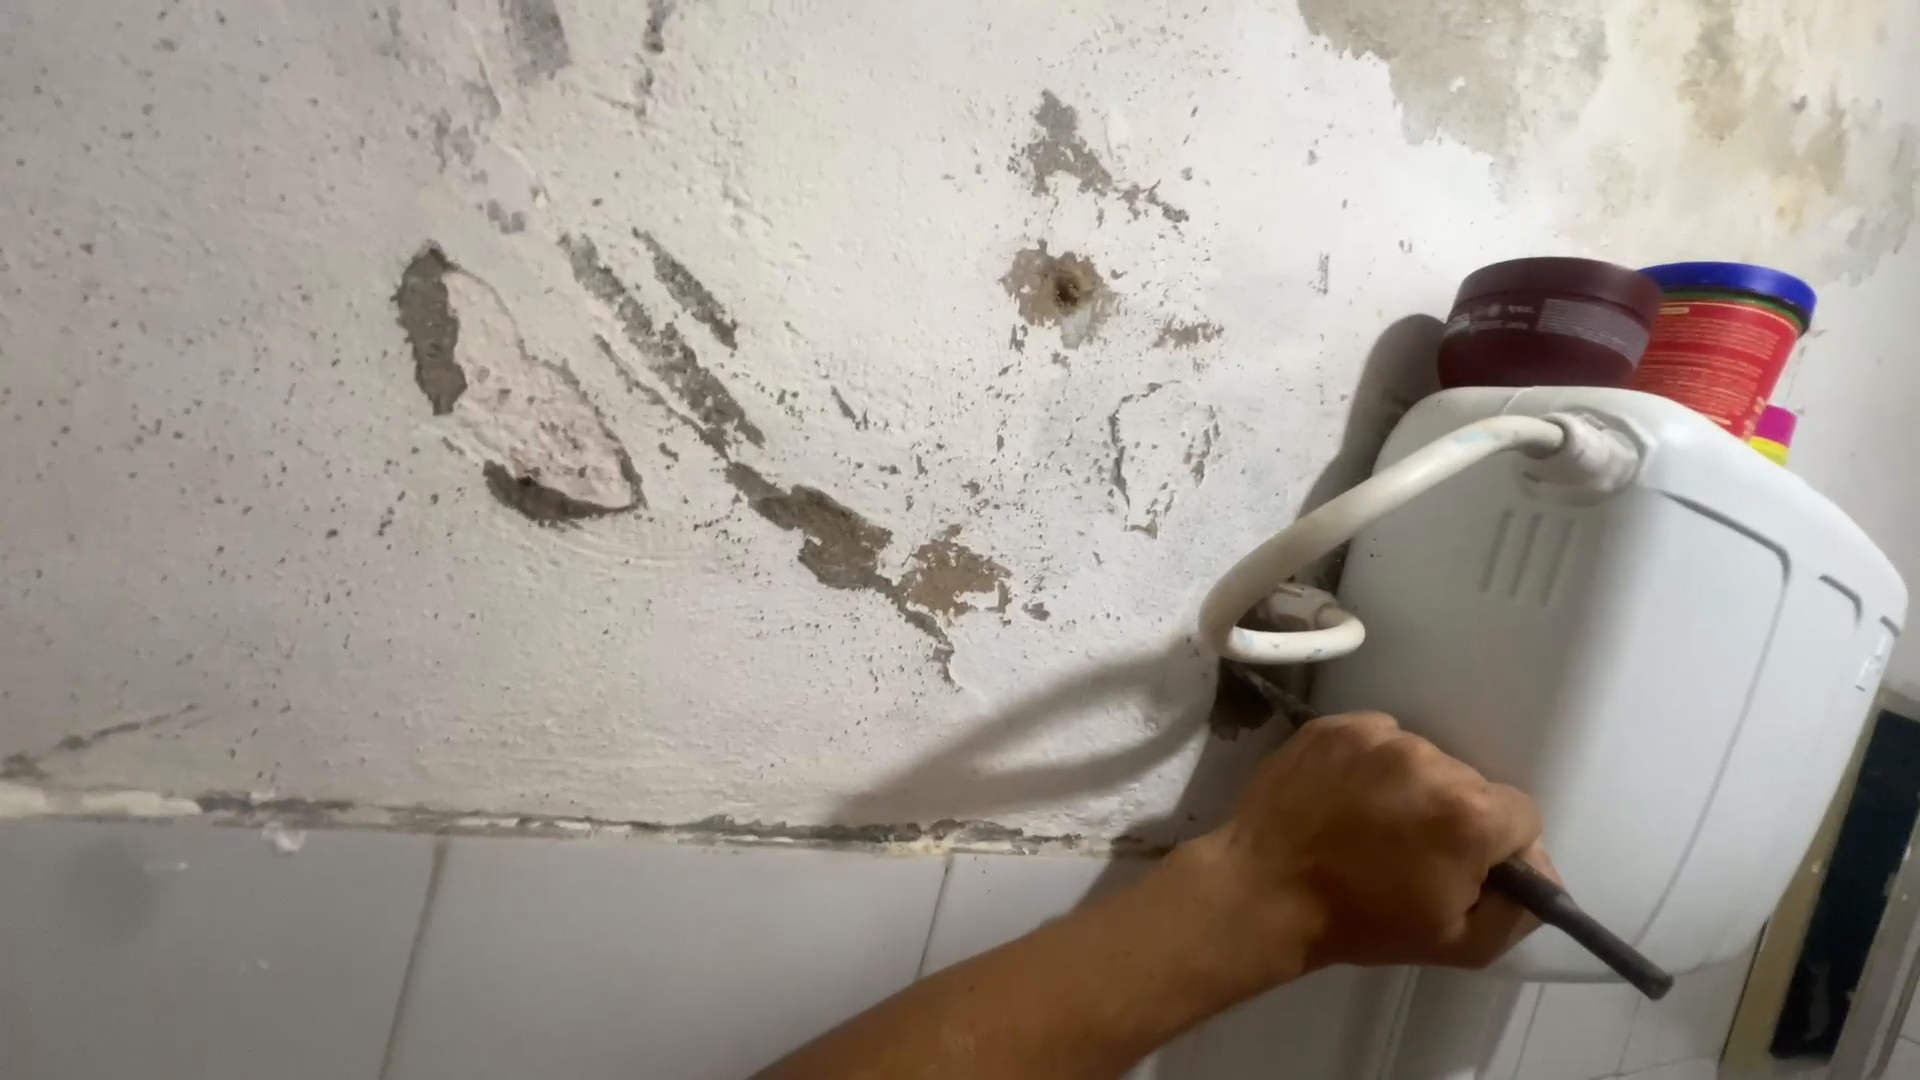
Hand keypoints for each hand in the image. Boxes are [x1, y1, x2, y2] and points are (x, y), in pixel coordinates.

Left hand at [1193, 711, 1549, 976]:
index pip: (1519, 815)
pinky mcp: (1330, 725)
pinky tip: (1344, 792)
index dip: (1496, 846)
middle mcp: (1426, 760)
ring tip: (1368, 819)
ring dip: (1408, 784)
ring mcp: (1372, 736)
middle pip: (1467, 782)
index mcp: (1469, 813)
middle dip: (1451, 814)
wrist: (1265, 885)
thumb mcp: (1462, 940)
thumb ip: (1521, 904)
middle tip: (1406, 846)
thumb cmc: (1361, 919)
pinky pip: (1374, 736)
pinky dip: (1369, 761)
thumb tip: (1535, 865)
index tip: (1461, 864)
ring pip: (1420, 757)